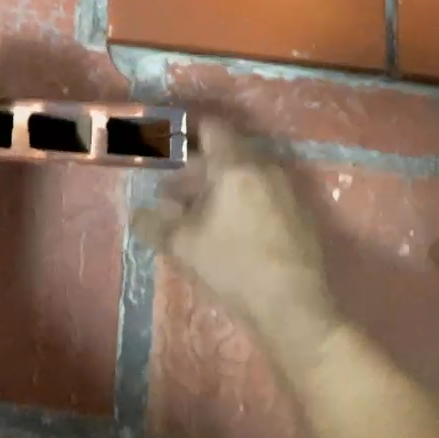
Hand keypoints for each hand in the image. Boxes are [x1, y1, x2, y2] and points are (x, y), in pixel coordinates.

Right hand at [132, 119, 339, 361]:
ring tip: (193, 213)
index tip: (165, 146)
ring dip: (217, 185)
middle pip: (226, 153)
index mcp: (235, 168)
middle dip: (195, 168)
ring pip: (245, 174)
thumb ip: (152, 223)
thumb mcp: (181, 246)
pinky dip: (240, 200)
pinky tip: (225, 229)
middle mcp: (264, 170)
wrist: (295, 309)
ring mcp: (287, 192)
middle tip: (170, 190)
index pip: (212, 128)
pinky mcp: (301, 216)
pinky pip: (263, 193)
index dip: (186, 132)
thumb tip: (138, 213)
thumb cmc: (233, 267)